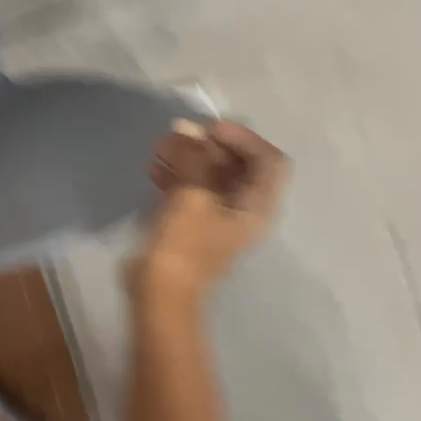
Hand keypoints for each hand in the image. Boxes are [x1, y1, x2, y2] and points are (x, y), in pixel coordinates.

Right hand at [127, 120, 288, 302]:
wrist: (160, 291)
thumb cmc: (185, 244)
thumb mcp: (192, 196)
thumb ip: (194, 159)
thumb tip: (186, 128)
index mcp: (258, 204)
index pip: (268, 160)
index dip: (242, 138)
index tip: (207, 129)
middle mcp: (243, 208)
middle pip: (237, 166)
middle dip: (208, 146)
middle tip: (176, 134)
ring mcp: (216, 217)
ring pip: (210, 176)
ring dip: (188, 158)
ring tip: (159, 147)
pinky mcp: (191, 223)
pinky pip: (189, 190)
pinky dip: (175, 175)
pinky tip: (153, 168)